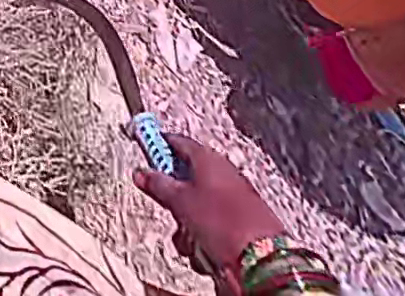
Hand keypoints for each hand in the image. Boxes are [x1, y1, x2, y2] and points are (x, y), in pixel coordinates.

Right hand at [133, 134, 284, 276]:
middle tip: (168, 208)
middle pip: (185, 178)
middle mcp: (222, 174)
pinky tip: (205, 252)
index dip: (157, 145)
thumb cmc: (223, 222)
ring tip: (189, 240)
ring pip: (197, 206)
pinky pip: (213, 224)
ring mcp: (234, 199)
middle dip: (173, 197)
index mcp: (207, 158)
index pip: (175, 142)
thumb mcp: (180, 201)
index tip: (143, 151)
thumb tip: (140, 173)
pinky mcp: (243, 224)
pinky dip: (205, 237)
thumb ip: (157, 184)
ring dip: (187, 223)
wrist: (264, 262)